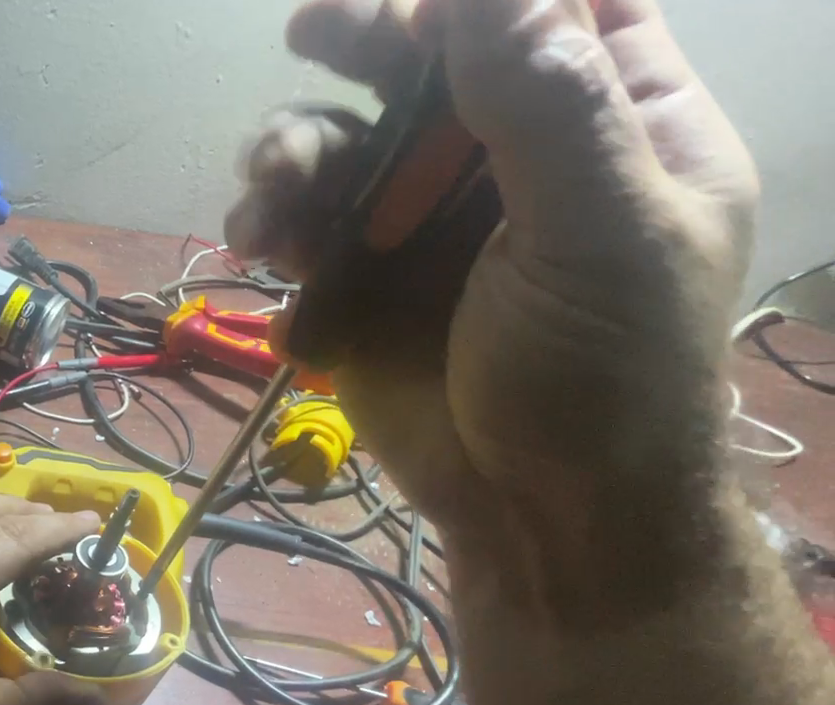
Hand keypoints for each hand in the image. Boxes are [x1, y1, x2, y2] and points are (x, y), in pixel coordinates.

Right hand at [229, 0, 758, 617]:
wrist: (529, 500)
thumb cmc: (598, 367)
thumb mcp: (597, 230)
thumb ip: (545, 102)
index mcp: (598, 120)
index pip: (541, 11)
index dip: (469, 0)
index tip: (408, 9)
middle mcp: (497, 159)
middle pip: (420, 66)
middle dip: (359, 46)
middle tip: (305, 28)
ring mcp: (417, 224)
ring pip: (340, 150)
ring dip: (291, 157)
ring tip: (264, 198)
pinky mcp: (356, 283)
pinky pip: (302, 230)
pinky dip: (273, 229)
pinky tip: (261, 247)